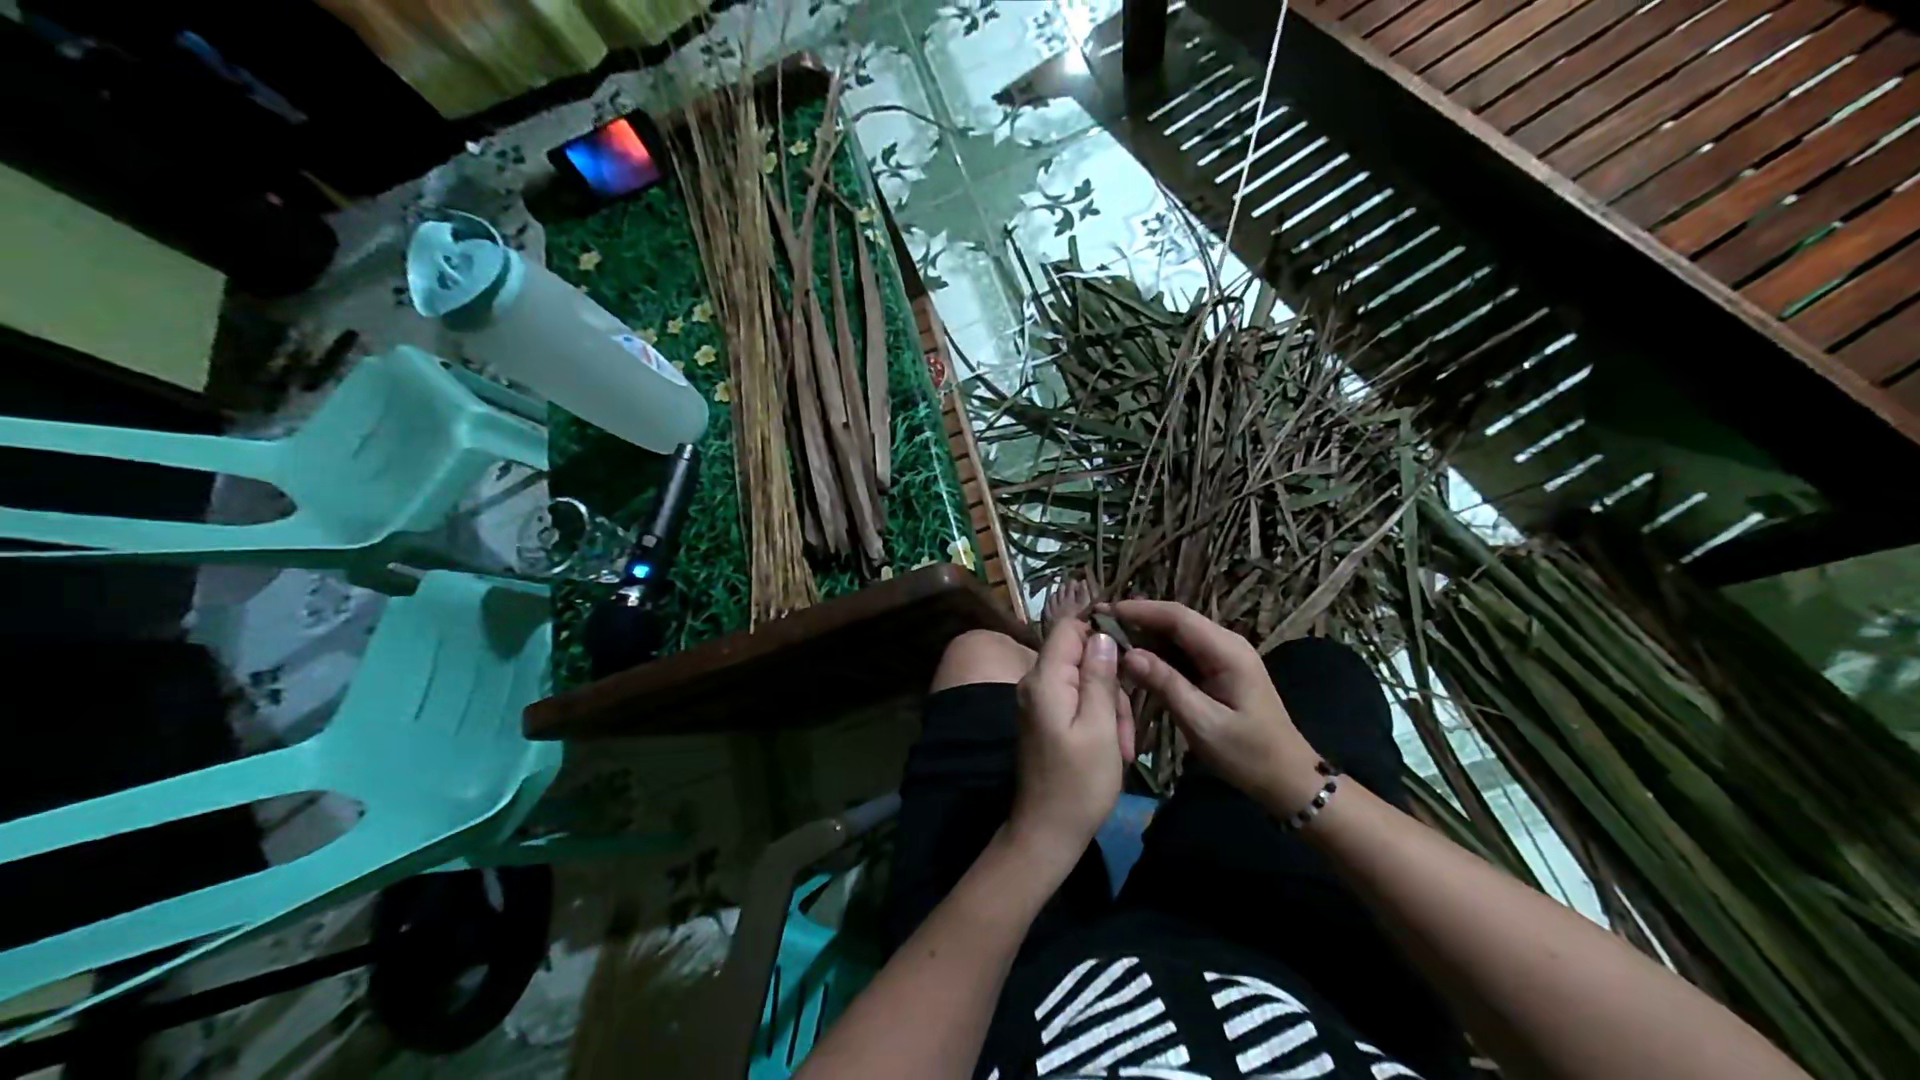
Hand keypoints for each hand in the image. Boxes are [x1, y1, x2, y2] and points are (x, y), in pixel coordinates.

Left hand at [1009, 616, 1133, 865]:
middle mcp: (1034, 683)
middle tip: (1127, 727)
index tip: (1128, 658)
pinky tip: (1112, 749)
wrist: (1048, 831)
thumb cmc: (1079, 782)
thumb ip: (1099, 677)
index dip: (1099, 633)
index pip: (1068, 627)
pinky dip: (1098, 720)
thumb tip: (1102, 635)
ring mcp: (1038, 701)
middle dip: (1110, 684)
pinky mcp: (1046, 718)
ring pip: (1083, 682)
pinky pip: (1076, 702)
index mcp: (1044, 679)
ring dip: (1109, 708)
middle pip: (1080, 657)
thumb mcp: (1100, 727)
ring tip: (1122, 747)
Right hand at [1106, 600, 1323, 812]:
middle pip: (1175, 621)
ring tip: (1107, 640)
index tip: (1103, 612)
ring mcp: (1223, 657)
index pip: (1177, 617)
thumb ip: (1166, 684)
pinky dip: (1156, 653)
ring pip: (1176, 636)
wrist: (1287, 779)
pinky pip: (1181, 652)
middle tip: (1097, 625)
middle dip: (1136, 620)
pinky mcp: (1217, 671)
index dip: (1139, 610)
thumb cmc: (1247, 753)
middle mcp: (1226, 644)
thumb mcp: (1202, 722)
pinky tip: (1132, 660)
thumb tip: (1128, 654)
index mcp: (1227, 651)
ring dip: (1143, 635)